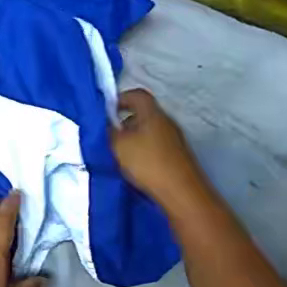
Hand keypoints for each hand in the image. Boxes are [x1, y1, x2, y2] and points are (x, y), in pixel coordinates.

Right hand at [110, 88, 204, 209]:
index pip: (137, 94)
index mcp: (153, 114)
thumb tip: (107, 124)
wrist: (181, 192)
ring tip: (119, 154)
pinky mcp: (177, 155)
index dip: (120, 99)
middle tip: (109, 136)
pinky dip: (142, 150)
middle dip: (123, 122)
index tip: (106, 113)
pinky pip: (154, 145)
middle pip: (142, 113)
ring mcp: (174, 139)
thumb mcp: (118, 145)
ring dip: (132, 138)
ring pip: (147, 130)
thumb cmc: (147, 163)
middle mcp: (166, 122)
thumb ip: (108, 131)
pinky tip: (134, 166)